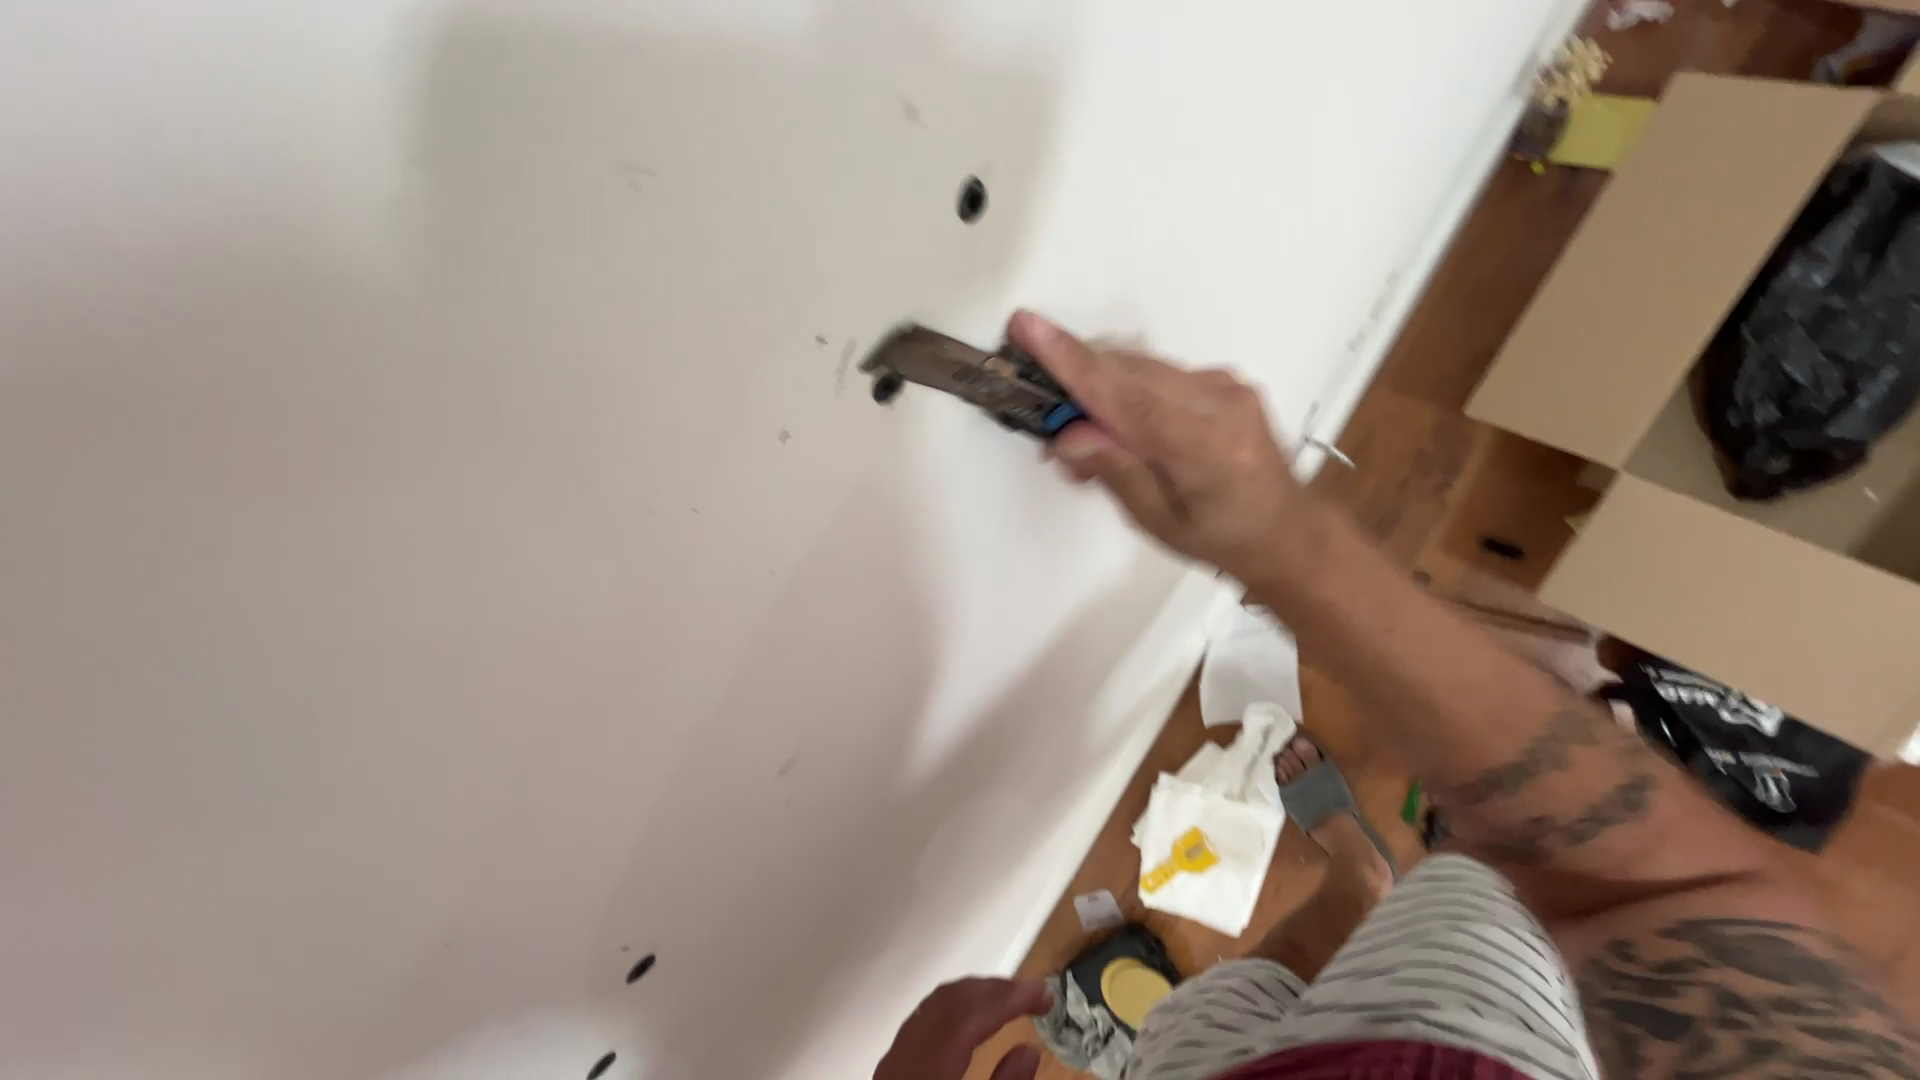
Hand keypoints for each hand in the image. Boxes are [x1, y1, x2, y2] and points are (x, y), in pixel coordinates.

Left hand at [873, 977, 1052, 1079]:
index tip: (1045, 993)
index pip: (970, 1018)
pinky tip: (976, 1014)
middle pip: (951, 1002)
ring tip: (1012, 998)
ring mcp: (893, 1057)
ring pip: (936, 1003)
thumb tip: (1029, 1048)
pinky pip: (925, 1015)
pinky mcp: (892, 1064)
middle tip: (1036, 993)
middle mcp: (905, 1055)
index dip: (1009, 999)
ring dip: (976, 992)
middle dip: (996, 990)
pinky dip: (956, 1003)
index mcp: (926, 1070)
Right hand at [1009, 311, 1310, 582]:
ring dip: (1102, 389)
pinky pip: (1160, 372)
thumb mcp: (1157, 521)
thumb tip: (1070, 435)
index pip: (1121, 392)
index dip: (1069, 361)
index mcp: (1202, 444)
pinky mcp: (1224, 379)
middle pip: (1127, 371)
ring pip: (1141, 368)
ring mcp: (1224, 385)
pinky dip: (1129, 390)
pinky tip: (1123, 425)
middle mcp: (1218, 401)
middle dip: (1076, 382)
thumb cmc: (1220, 536)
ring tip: (1086, 435)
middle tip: (1050, 419)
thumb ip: (1114, 471)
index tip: (1029, 327)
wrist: (1284, 527)